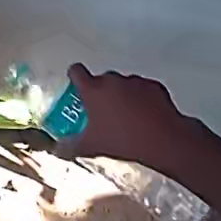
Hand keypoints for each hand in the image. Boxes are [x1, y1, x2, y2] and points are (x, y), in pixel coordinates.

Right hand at [68, 63, 208, 172]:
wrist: (163, 140)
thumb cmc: (123, 140)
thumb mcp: (91, 147)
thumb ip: (71, 146)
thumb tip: (58, 149)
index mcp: (93, 90)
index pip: (76, 71)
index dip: (74, 77)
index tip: (76, 86)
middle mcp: (112, 80)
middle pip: (101, 79)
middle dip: (101, 92)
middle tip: (103, 112)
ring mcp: (135, 81)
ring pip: (123, 84)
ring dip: (122, 95)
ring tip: (127, 118)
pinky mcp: (154, 86)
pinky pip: (143, 89)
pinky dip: (142, 98)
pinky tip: (146, 117)